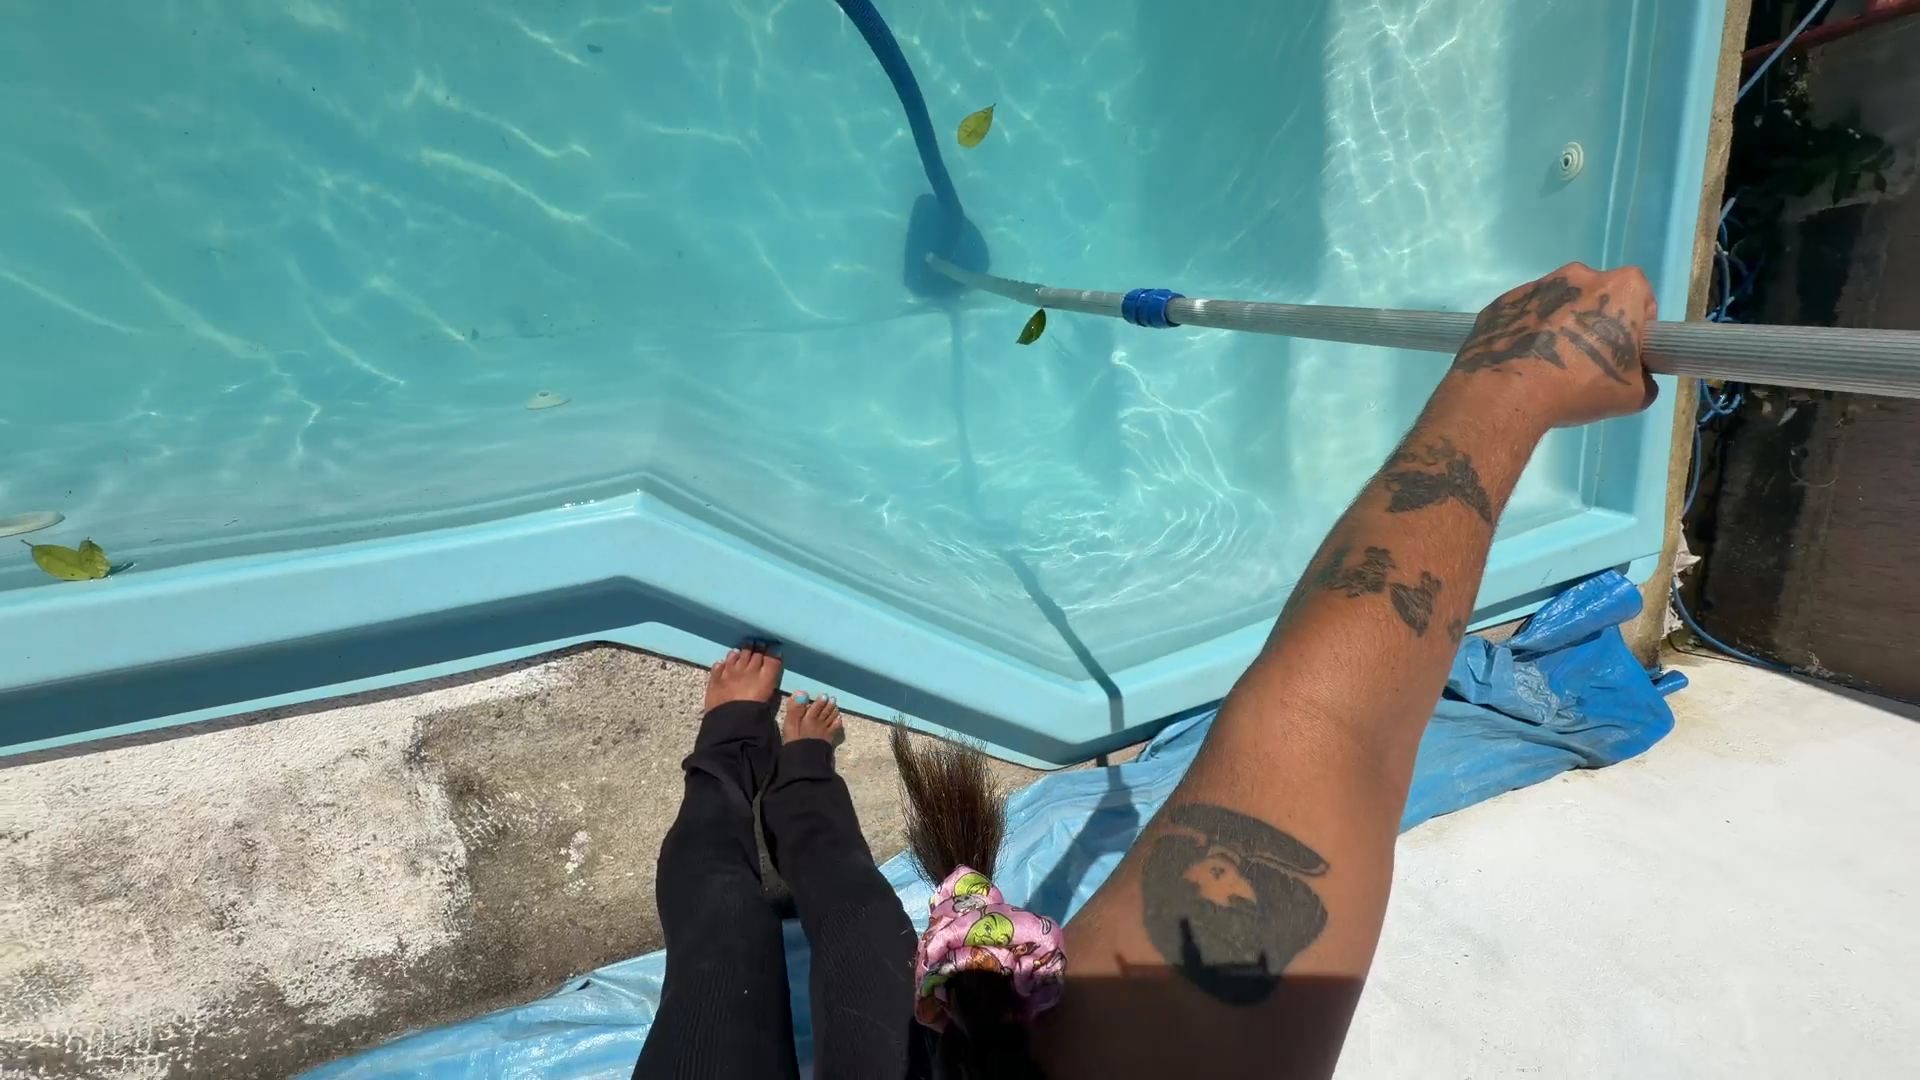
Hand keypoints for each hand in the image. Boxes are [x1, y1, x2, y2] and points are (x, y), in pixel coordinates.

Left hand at [1447, 262, 1659, 430]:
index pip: (1637, 299)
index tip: (1620, 349)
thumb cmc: (1578, 387)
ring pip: (1550, 305)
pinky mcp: (1494, 307)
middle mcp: (1575, 276)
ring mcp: (1530, 289)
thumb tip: (1634, 380)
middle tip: (1579, 358)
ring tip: (1541, 361)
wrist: (1503, 395)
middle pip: (1590, 298)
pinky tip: (1514, 360)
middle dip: (1589, 322)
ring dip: (1551, 325)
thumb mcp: (1633, 394)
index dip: (1633, 325)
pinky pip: (1515, 318)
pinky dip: (1518, 333)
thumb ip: (1641, 377)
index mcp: (1620, 286)